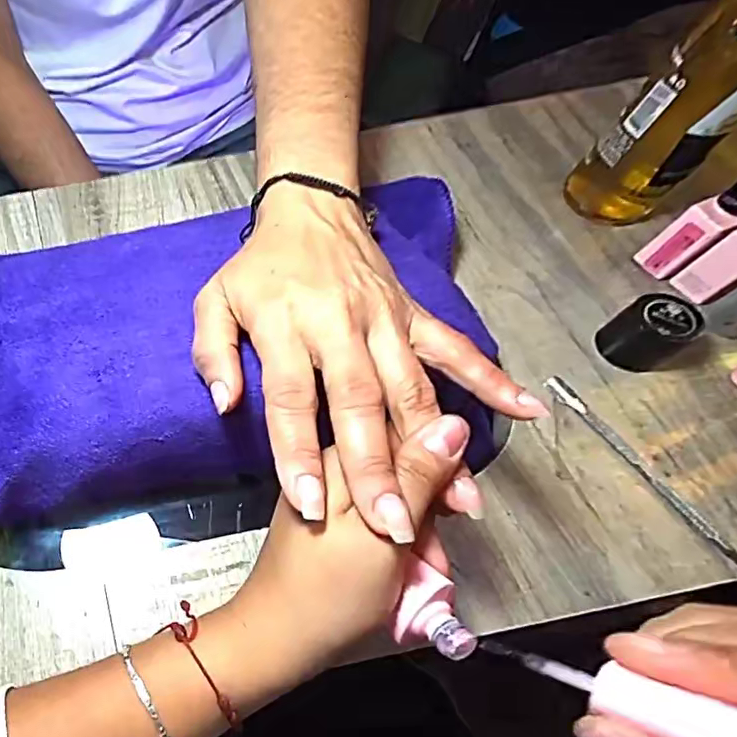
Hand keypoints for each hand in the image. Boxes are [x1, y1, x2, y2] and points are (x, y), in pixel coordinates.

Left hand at [191, 183, 545, 538]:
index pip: (291, 400)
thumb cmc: (256, 267)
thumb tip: (225, 404)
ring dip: (434, 445)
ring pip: (411, 388)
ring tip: (459, 500)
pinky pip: (453, 346)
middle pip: (358, 405)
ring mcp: (382, 320)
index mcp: (284, 328)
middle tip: (391, 525)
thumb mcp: (214, 302)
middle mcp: (339, 327)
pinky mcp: (412, 313)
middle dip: (376, 469)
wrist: (307, 211)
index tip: (309, 504)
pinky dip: (488, 376)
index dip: (298, 454)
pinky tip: (522, 410)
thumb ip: (213, 352)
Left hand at [228, 412, 469, 692]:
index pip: (405, 431)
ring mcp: (330, 500)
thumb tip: (449, 424)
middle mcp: (328, 471)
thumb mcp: (382, 532)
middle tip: (434, 550)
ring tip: (420, 575)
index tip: (458, 501)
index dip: (442, 466)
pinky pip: (381, 524)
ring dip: (421, 537)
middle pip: (404, 469)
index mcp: (334, 459)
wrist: (283, 636)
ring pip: (399, 502)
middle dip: (432, 511)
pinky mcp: (335, 526)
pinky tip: (406, 576)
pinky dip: (402, 548)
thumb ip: (416, 477)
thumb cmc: (325, 591)